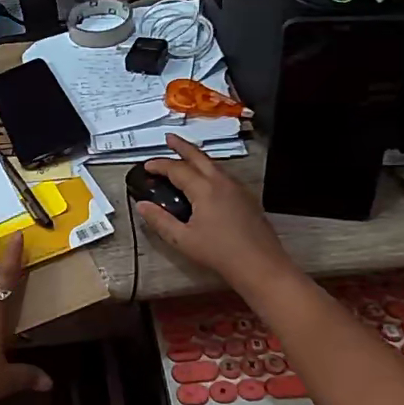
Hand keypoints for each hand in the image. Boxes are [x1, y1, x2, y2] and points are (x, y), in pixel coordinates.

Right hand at [136, 135, 295, 290]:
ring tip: (186, 156)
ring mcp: (238, 189)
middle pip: (199, 157)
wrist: (261, 265)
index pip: (177, 169)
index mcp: (204, 189)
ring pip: (214, 165)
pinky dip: (210, 169)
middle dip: (182, 146)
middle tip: (169, 138)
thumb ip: (160, 221)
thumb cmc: (219, 253)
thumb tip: (143, 206)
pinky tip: (207, 179)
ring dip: (198, 157)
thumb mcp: (183, 240)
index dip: (160, 166)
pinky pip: (225, 175)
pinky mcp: (248, 198)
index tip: (146, 166)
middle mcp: (222, 182)